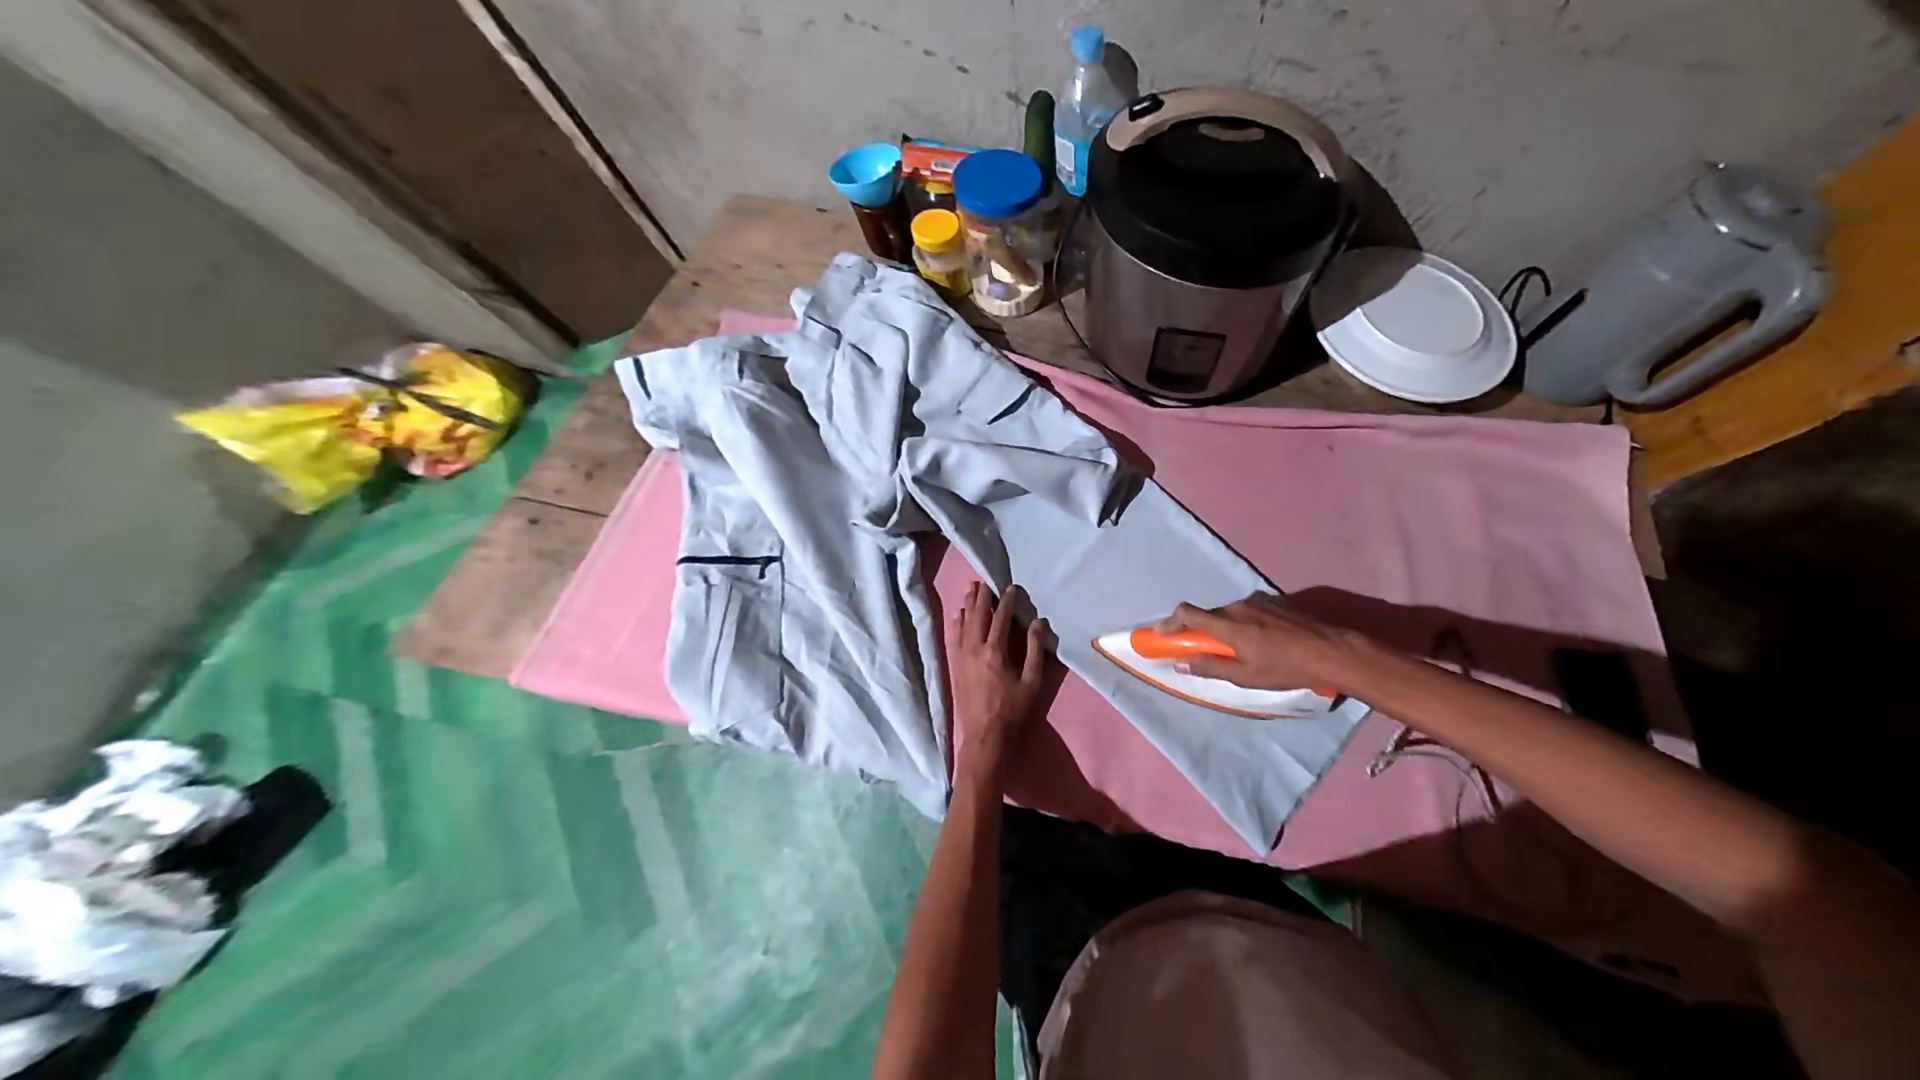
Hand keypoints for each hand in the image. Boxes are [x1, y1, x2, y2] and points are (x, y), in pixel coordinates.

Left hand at [948, 582, 1050, 779]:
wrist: (985, 736)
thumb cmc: (1013, 710)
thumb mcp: (1032, 682)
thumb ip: (1035, 650)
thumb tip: (1038, 623)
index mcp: (995, 651)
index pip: (1000, 618)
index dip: (1006, 601)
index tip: (1011, 588)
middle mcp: (974, 649)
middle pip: (977, 615)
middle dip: (982, 596)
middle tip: (985, 580)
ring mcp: (961, 657)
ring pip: (963, 623)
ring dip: (968, 604)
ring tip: (971, 588)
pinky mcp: (955, 666)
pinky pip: (953, 637)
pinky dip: (956, 622)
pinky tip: (957, 614)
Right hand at [1157, 593, 1360, 691]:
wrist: (1335, 651)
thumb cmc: (1286, 668)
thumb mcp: (1246, 676)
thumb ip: (1210, 667)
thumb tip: (1180, 662)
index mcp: (1228, 624)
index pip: (1187, 613)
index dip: (1170, 622)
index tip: (1161, 632)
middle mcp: (1239, 605)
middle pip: (1211, 614)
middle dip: (1205, 630)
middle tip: (1209, 650)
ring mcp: (1260, 600)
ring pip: (1233, 612)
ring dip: (1230, 627)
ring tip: (1246, 649)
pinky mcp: (1278, 601)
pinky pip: (1252, 610)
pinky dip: (1249, 623)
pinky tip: (1267, 640)